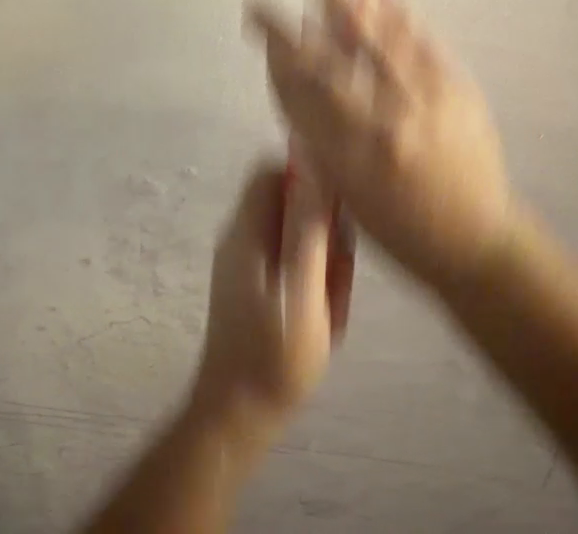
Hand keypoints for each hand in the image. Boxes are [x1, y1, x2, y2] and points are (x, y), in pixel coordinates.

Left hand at [192, 160, 348, 425]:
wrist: (238, 415)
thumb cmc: (276, 355)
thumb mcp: (304, 287)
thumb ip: (309, 225)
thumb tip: (314, 161)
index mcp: (247, 230)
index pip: (277, 169)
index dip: (312, 180)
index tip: (339, 213)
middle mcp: (241, 238)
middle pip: (291, 204)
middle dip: (324, 233)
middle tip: (338, 275)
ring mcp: (245, 263)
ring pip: (298, 238)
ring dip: (324, 265)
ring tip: (331, 305)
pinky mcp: (254, 287)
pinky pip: (294, 266)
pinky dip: (315, 285)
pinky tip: (323, 318)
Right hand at [246, 0, 516, 292]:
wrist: (476, 241)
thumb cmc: (401, 228)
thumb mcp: (347, 195)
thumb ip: (316, 142)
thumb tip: (289, 86)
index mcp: (349, 157)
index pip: (299, 93)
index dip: (274, 55)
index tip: (256, 28)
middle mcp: (382, 123)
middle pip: (328, 60)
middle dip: (291, 25)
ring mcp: (424, 101)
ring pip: (376, 38)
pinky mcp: (457, 87)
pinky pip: (421, 39)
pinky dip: (398, 6)